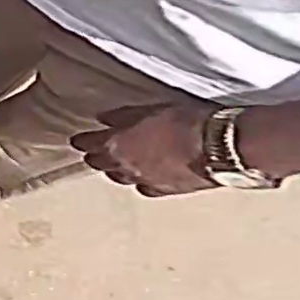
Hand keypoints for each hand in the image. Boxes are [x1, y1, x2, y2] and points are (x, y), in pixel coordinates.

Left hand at [71, 104, 216, 195]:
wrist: (222, 147)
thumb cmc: (187, 121)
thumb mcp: (152, 110)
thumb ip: (124, 116)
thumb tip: (103, 118)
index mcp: (116, 144)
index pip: (88, 144)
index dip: (82, 141)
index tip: (77, 140)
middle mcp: (123, 165)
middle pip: (100, 163)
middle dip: (96, 157)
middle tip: (95, 152)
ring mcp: (142, 180)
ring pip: (119, 177)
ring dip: (116, 170)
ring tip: (117, 165)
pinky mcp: (164, 190)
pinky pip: (144, 188)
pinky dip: (141, 182)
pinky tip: (144, 180)